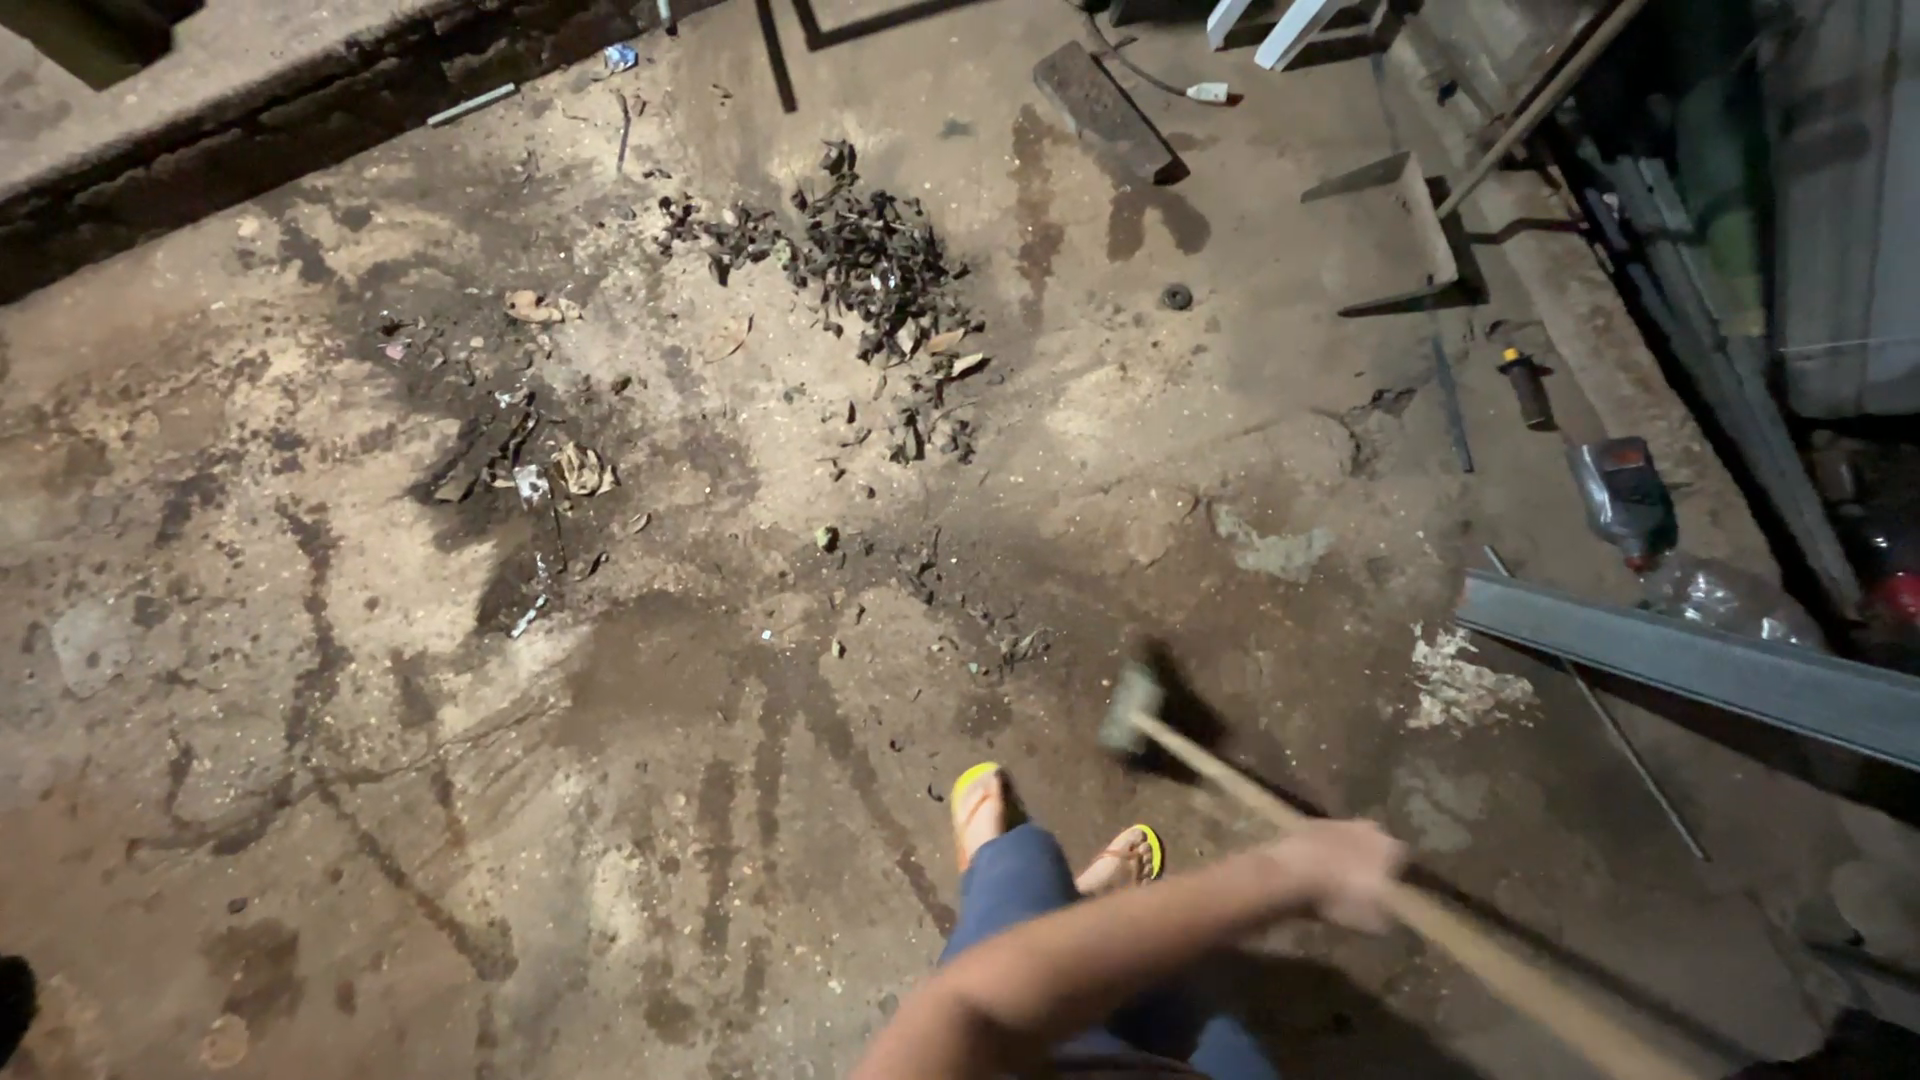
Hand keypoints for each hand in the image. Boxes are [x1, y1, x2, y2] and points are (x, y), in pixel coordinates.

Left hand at [1263, 819, 1405, 932]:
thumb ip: (1391, 913)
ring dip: (1347, 855)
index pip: (1406, 860)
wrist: (1289, 874)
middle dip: (1375, 860)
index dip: (1402, 875)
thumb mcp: (1378, 922)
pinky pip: (1324, 842)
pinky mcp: (1306, 825)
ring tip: (1340, 879)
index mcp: (1391, 847)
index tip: (1398, 890)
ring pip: (1349, 840)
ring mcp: (1334, 822)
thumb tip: (1390, 911)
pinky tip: (1317, 871)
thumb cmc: (1341, 898)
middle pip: (1377, 844)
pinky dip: (1323, 853)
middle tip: (1368, 884)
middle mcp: (1367, 828)